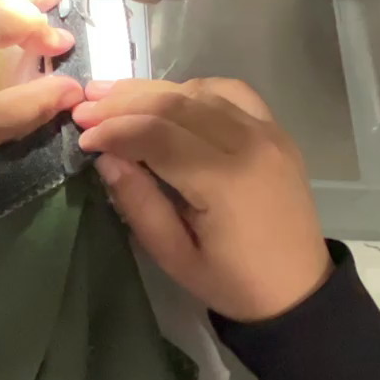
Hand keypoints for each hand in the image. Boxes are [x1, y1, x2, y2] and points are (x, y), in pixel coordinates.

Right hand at [73, 78, 331, 321]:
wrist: (297, 290)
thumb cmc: (231, 282)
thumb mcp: (174, 256)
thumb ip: (139, 203)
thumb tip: (105, 158)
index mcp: (225, 182)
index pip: (157, 135)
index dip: (113, 130)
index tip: (81, 138)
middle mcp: (250, 144)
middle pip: (176, 103)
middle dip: (123, 102)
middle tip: (84, 107)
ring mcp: (268, 132)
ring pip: (200, 90)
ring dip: (152, 90)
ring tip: (111, 96)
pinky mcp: (276, 130)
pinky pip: (232, 92)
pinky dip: (193, 89)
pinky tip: (167, 99)